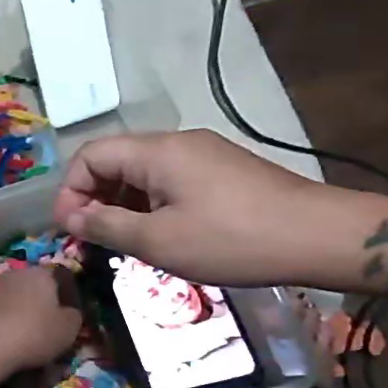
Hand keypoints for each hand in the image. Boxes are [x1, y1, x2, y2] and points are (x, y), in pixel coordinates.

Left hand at [0, 266, 83, 387]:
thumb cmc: (34, 334)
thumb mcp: (69, 328)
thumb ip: (75, 314)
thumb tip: (69, 311)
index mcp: (42, 272)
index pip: (63, 277)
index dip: (70, 296)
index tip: (72, 315)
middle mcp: (17, 273)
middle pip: (38, 286)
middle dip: (46, 302)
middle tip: (52, 324)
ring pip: (18, 297)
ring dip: (26, 310)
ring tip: (31, 333)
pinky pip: (2, 309)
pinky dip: (9, 319)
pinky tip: (11, 336)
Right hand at [55, 130, 347, 287]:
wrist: (318, 237)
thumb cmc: (230, 240)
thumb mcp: (158, 241)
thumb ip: (106, 226)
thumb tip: (72, 218)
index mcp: (156, 152)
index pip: (90, 155)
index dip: (70, 191)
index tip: (70, 230)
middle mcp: (177, 143)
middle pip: (114, 160)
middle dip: (92, 198)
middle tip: (91, 240)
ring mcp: (203, 155)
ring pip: (141, 173)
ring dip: (120, 205)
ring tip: (121, 243)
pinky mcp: (221, 171)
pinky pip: (168, 181)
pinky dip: (148, 205)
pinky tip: (157, 235)